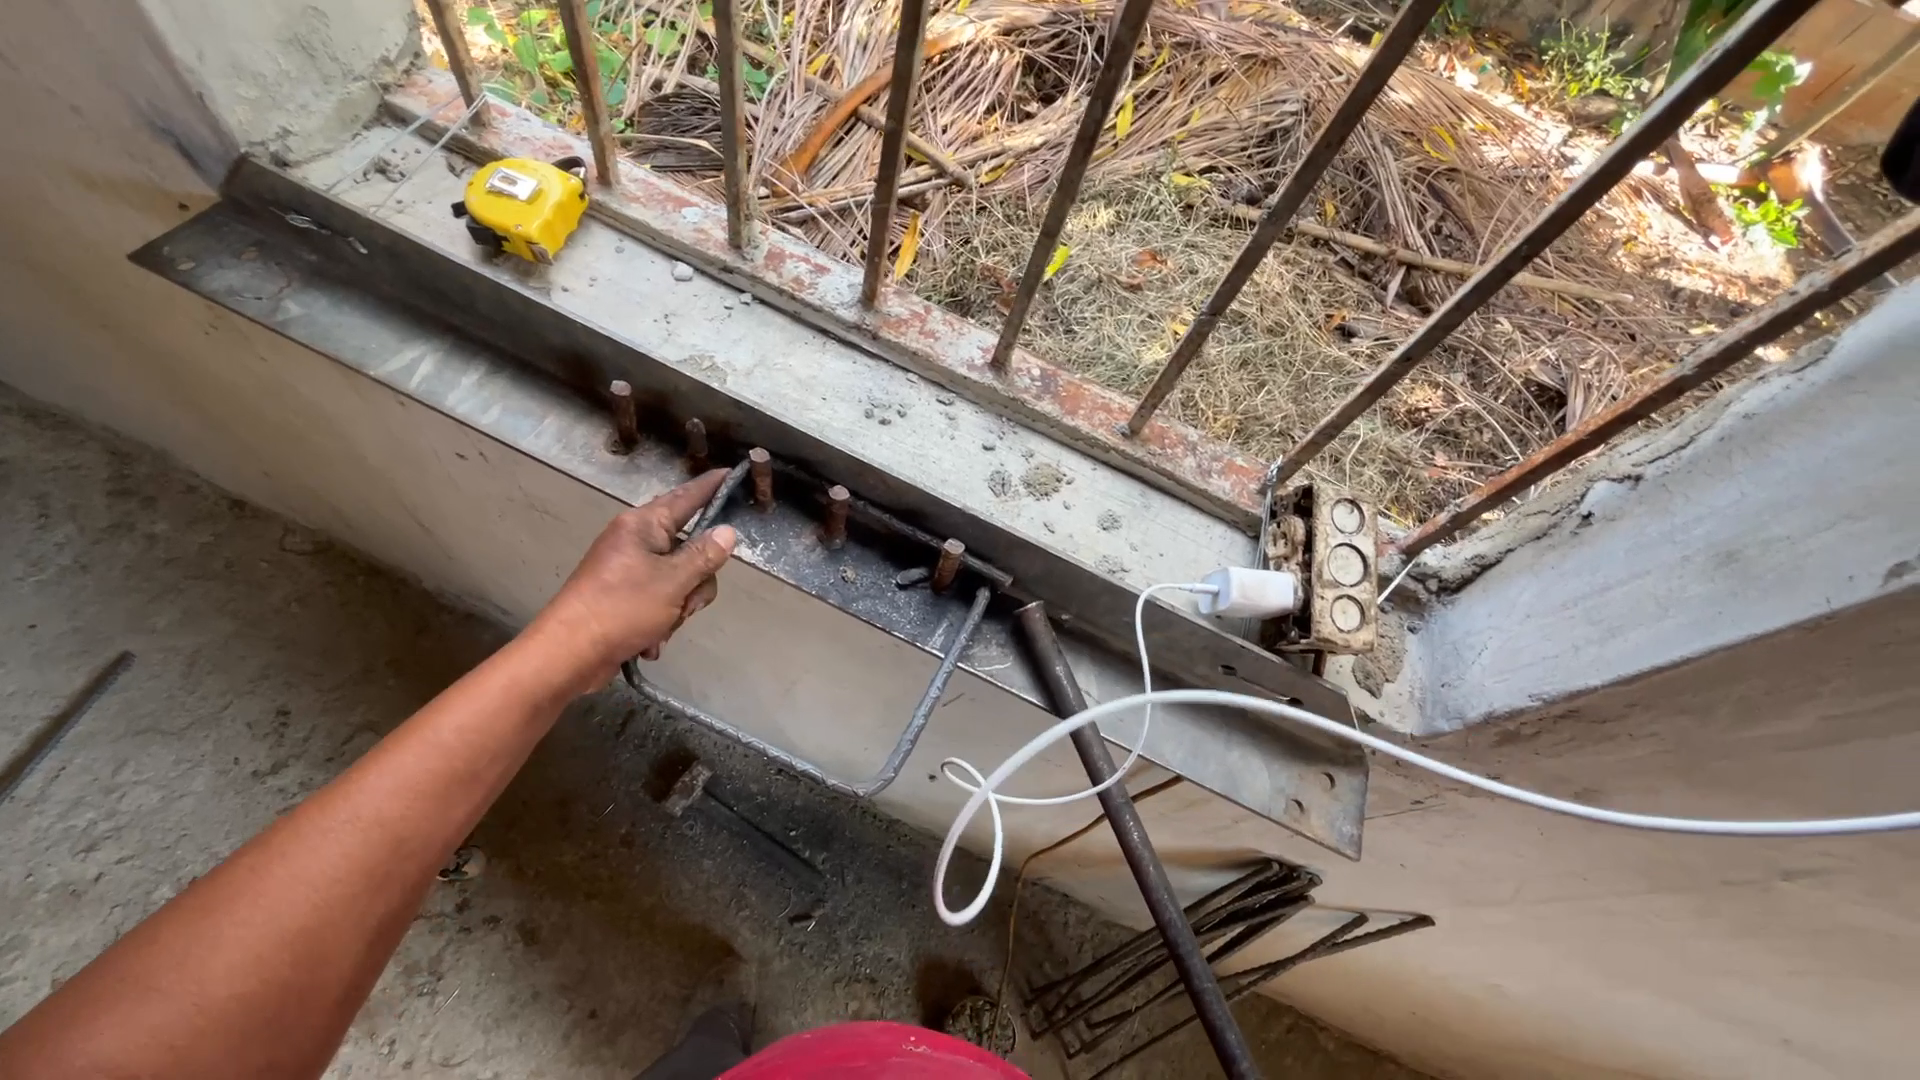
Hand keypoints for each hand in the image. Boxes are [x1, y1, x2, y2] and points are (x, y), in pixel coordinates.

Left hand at [529, 470, 737, 693]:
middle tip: (687, 601)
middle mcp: (636, 541)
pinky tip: (650, 641)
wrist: (569, 654)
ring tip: (663, 626)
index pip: (687, 497)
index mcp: (643, 526)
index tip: (732, 473)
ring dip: (679, 607)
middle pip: (690, 548)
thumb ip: (705, 556)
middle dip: (697, 581)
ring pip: (680, 579)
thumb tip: (727, 532)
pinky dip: (662, 621)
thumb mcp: (673, 581)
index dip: (711, 487)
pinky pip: (662, 600)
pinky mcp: (626, 596)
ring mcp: (630, 569)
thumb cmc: (620, 608)